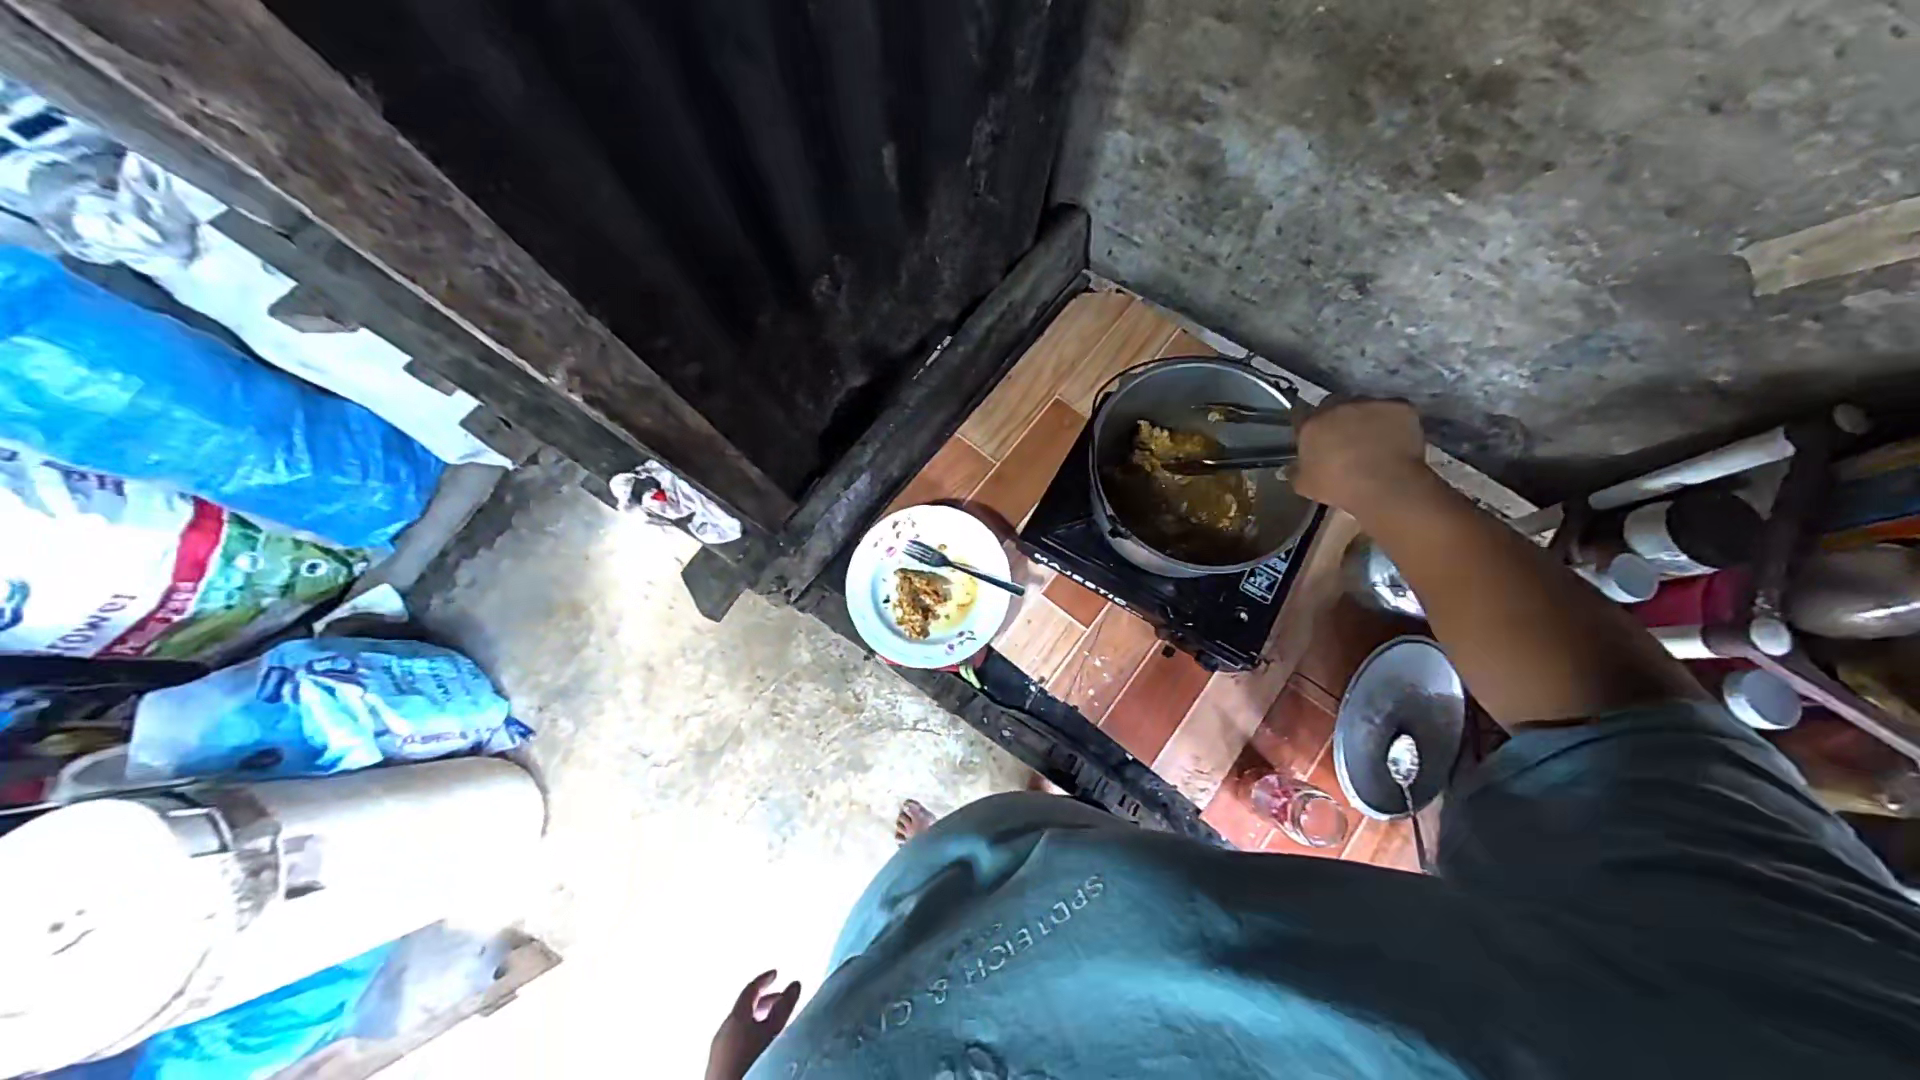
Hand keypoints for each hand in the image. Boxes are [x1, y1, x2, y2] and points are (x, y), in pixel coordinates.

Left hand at [706, 970, 801, 1079]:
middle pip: (745, 1007)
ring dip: (757, 1019)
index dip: (764, 980)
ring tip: (773, 1024)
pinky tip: (759, 1045)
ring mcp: (719, 1047)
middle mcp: (724, 1028)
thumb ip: (784, 1007)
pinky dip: (749, 1033)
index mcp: (735, 1016)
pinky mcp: (718, 1064)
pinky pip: (735, 1039)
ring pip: (740, 1025)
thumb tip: (795, 984)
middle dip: (764, 1000)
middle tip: (780, 999)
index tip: (775, 973)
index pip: (750, 989)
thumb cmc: (752, 1060)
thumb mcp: (773, 1032)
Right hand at [1290, 399, 1430, 513]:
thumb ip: (1294, 472)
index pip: (1300, 414)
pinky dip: (1392, 420)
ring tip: (1372, 437)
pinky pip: (1392, 409)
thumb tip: (1288, 469)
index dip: (1308, 425)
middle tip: (1344, 437)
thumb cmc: (1339, 486)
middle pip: (1333, 405)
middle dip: (1336, 418)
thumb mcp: (1305, 485)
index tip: (1313, 436)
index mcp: (1311, 424)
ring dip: (1365, 416)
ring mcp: (1370, 404)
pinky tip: (1394, 436)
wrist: (1386, 485)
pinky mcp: (1399, 406)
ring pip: (1364, 405)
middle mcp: (1338, 406)